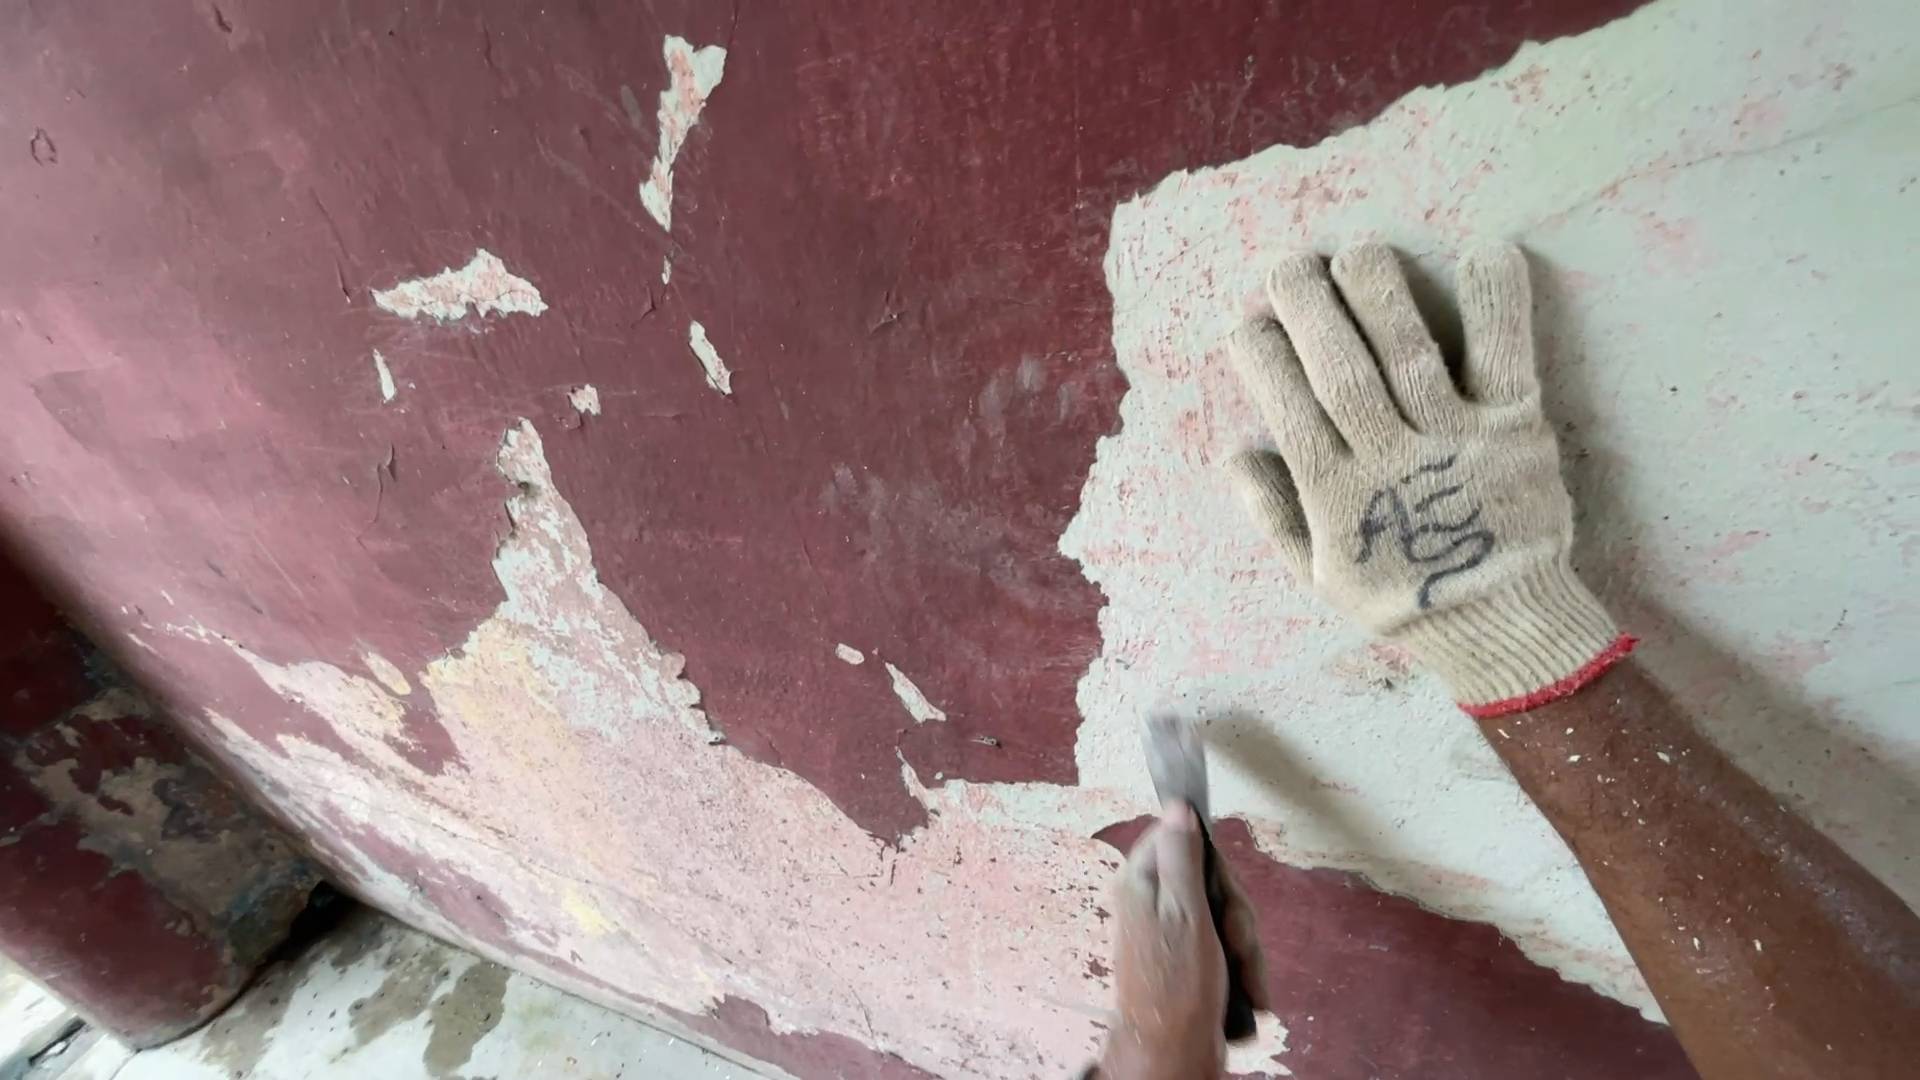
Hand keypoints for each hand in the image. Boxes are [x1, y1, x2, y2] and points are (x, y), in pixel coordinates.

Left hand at [1100, 805, 1267, 1079]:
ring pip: (1222, 910)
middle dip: (1235, 912)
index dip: (1212, 862)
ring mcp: (1171, 925)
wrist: (1174, 1053)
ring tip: (1243, 974)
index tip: (1224, 893)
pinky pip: (1223, 939)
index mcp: (1142, 878)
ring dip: (1243, 944)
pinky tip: (1246, 987)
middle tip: (1235, 941)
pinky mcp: (1188, 952)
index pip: (1181, 837)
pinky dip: (1240, 962)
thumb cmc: (1177, 985)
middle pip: (1208, 877)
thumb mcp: (1186, 912)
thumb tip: (1177, 805)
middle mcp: (1153, 896)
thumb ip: (1182, 856)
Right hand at [1227, 241, 1628, 714]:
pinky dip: (1498, 305)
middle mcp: (1391, 460)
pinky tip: (1483, 249)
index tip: (1246, 325)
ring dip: (1381, 299)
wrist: (1500, 625)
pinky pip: (1508, 359)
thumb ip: (1273, 516)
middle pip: (1343, 374)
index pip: (1292, 414)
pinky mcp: (1520, 429)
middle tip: (1289, 266)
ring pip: (1411, 357)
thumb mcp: (1315, 575)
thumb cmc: (1394, 598)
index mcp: (1336, 497)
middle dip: (1311, 314)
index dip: (1265, 364)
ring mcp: (1457, 441)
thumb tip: (1235, 456)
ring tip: (1356, 251)